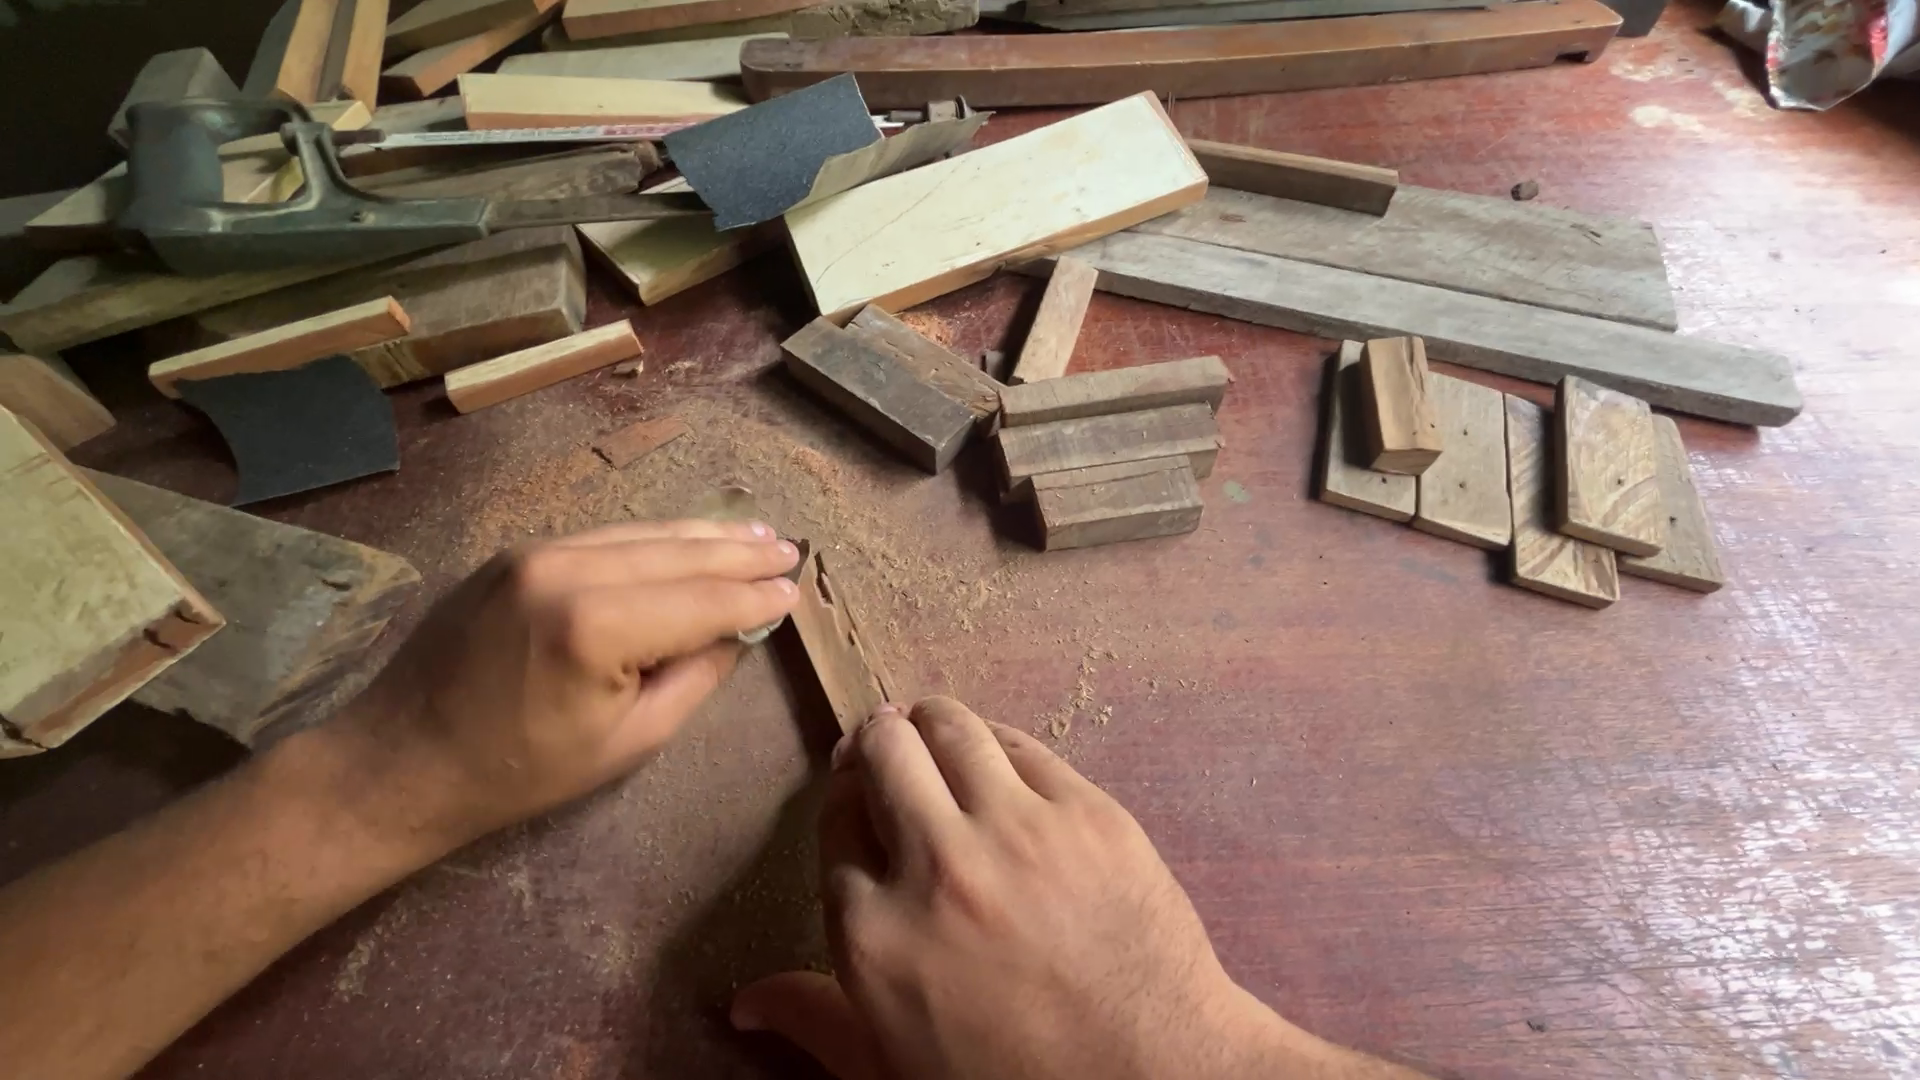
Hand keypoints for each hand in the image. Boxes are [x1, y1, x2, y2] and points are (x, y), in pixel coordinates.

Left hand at [339, 520, 800, 848]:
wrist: (397, 762)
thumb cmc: (522, 772)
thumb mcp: (631, 740)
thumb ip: (696, 676)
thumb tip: (738, 629)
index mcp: (596, 628)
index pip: (703, 602)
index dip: (755, 598)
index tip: (795, 592)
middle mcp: (568, 570)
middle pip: (681, 554)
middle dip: (742, 553)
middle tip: (788, 549)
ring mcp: (538, 552)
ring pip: (648, 534)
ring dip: (707, 535)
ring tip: (756, 532)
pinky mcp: (520, 551)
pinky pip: (610, 536)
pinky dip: (660, 538)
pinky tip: (691, 537)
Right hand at [731, 697, 1316, 1079]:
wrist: (1159, 1073)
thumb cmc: (1016, 1077)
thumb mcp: (896, 1069)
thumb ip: (817, 1021)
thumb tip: (742, 1001)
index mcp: (877, 935)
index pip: (834, 824)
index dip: (844, 802)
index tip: (859, 802)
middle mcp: (938, 866)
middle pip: (882, 752)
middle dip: (874, 742)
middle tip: (883, 747)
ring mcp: (1016, 830)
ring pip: (948, 725)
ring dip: (928, 720)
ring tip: (929, 731)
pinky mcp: (1084, 809)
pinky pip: (1018, 743)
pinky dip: (993, 741)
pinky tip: (993, 758)